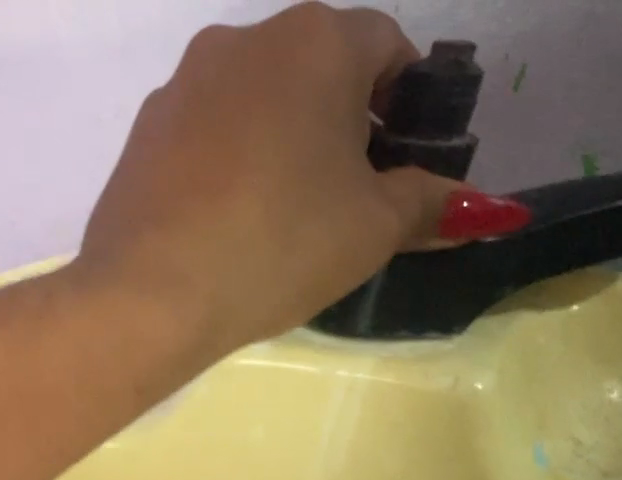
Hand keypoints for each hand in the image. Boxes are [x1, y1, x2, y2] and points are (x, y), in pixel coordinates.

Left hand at [75, 3, 464, 354]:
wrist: (145, 296)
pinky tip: (221, 223)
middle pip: (312, 72)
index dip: (403, 106)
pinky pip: (200, 139)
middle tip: (341, 198)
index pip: (386, 49)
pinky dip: (223, 166)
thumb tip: (483, 206)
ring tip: (275, 217)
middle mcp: (240, 43)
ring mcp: (178, 88)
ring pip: (250, 104)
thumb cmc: (276, 247)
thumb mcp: (372, 230)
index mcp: (314, 41)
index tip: (397, 163)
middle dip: (337, 123)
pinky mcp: (137, 138)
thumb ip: (429, 204)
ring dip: (276, 143)